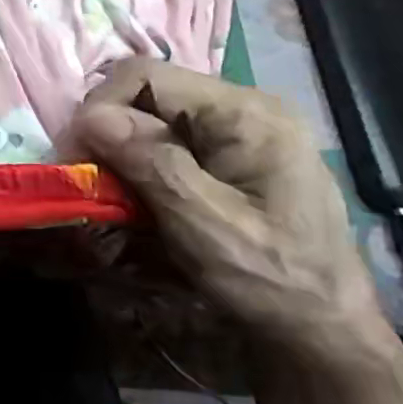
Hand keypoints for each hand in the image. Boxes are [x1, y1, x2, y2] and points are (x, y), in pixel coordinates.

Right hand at [71, 58, 392, 356]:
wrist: (322, 327)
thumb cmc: (271, 279)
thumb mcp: (206, 226)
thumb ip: (152, 164)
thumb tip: (90, 117)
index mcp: (246, 115)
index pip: (145, 76)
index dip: (100, 110)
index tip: (80, 161)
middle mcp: (243, 107)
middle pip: (146, 90)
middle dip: (107, 130)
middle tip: (93, 181)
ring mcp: (238, 128)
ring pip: (150, 114)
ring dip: (120, 148)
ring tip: (114, 192)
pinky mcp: (229, 151)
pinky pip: (165, 136)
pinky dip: (139, 160)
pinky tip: (139, 193)